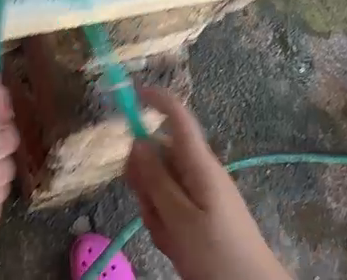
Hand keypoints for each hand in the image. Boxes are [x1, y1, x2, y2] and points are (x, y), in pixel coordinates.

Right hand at [124, 86, 290, 279]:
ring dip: (154, 208)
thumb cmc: (218, 255)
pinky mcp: (201, 213)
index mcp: (199, 164)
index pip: (178, 116)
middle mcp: (200, 171)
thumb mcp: (179, 220)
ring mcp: (201, 193)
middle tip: (152, 211)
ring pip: (160, 184)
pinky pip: (171, 206)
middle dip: (145, 181)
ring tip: (169, 237)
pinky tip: (175, 246)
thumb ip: (155, 180)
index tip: (128, 92)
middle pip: (159, 155)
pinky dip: (165, 223)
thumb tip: (137, 140)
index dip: (155, 98)